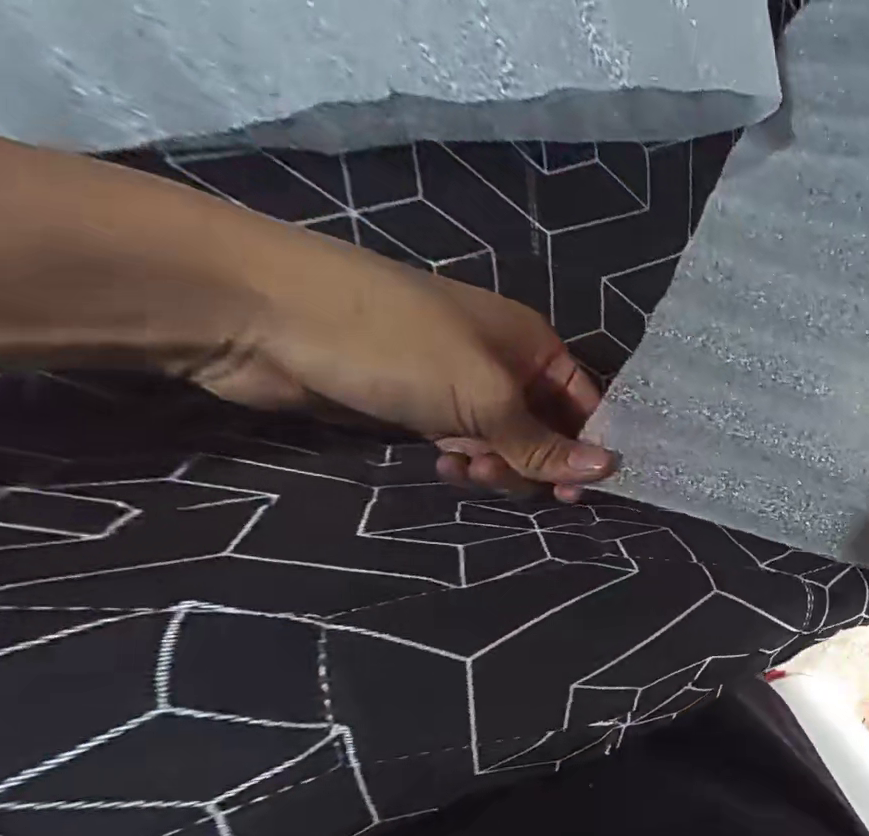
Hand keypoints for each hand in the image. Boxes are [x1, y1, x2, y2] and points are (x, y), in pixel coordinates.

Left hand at [189, 236, 613, 502]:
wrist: (258, 311)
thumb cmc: (397, 344)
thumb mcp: (485, 398)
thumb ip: (544, 444)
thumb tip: (610, 470)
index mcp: (535, 346)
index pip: (586, 406)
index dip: (588, 449)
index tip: (577, 491)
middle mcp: (506, 363)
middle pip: (548, 430)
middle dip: (533, 461)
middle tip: (501, 476)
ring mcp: (460, 383)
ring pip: (506, 442)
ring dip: (497, 465)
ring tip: (464, 469)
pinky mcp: (418, 403)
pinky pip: (465, 442)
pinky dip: (463, 460)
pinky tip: (443, 465)